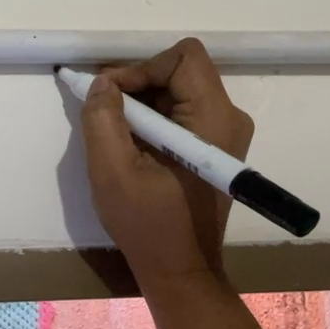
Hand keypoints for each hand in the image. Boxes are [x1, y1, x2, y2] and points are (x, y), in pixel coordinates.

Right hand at [81, 38, 253, 287]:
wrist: (179, 269)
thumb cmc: (148, 224)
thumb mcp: (112, 171)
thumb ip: (103, 119)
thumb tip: (102, 84)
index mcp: (213, 120)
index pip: (182, 59)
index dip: (140, 69)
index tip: (108, 97)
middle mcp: (228, 118)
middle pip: (180, 72)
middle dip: (136, 86)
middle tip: (102, 113)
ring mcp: (223, 134)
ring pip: (177, 92)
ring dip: (140, 105)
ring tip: (113, 134)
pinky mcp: (213, 148)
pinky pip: (180, 114)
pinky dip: (150, 121)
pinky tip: (129, 147)